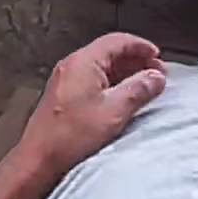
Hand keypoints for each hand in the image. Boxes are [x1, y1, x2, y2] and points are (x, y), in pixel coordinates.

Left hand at [15, 33, 166, 179]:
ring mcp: (67, 79)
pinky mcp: (64, 94)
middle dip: (135, 60)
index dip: (140, 46)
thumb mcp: (114, 111)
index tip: (157, 56)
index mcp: (83, 61)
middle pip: (109, 51)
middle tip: (156, 73)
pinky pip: (92, 78)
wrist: (40, 157)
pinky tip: (123, 97)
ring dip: (125, 72)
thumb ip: (138, 90)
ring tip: (144, 86)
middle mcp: (72, 65)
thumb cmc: (70, 135)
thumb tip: (155, 77)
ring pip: (101, 66)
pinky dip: (111, 82)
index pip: (117, 41)